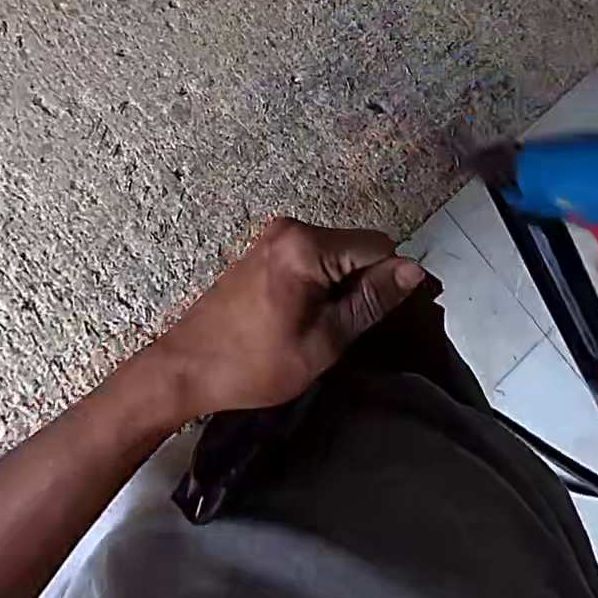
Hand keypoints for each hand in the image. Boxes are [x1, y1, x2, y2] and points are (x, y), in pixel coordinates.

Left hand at [141, 217, 430, 419]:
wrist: (182, 370)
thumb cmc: (253, 364)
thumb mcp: (324, 340)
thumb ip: (372, 300)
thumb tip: (415, 270)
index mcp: (307, 246)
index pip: (380, 246)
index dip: (396, 278)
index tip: (400, 312)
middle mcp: (293, 228)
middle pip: (360, 246)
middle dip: (371, 281)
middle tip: (360, 326)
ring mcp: (278, 235)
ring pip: (341, 251)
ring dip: (350, 282)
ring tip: (335, 322)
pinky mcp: (269, 247)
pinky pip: (318, 254)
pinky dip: (329, 278)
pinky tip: (315, 311)